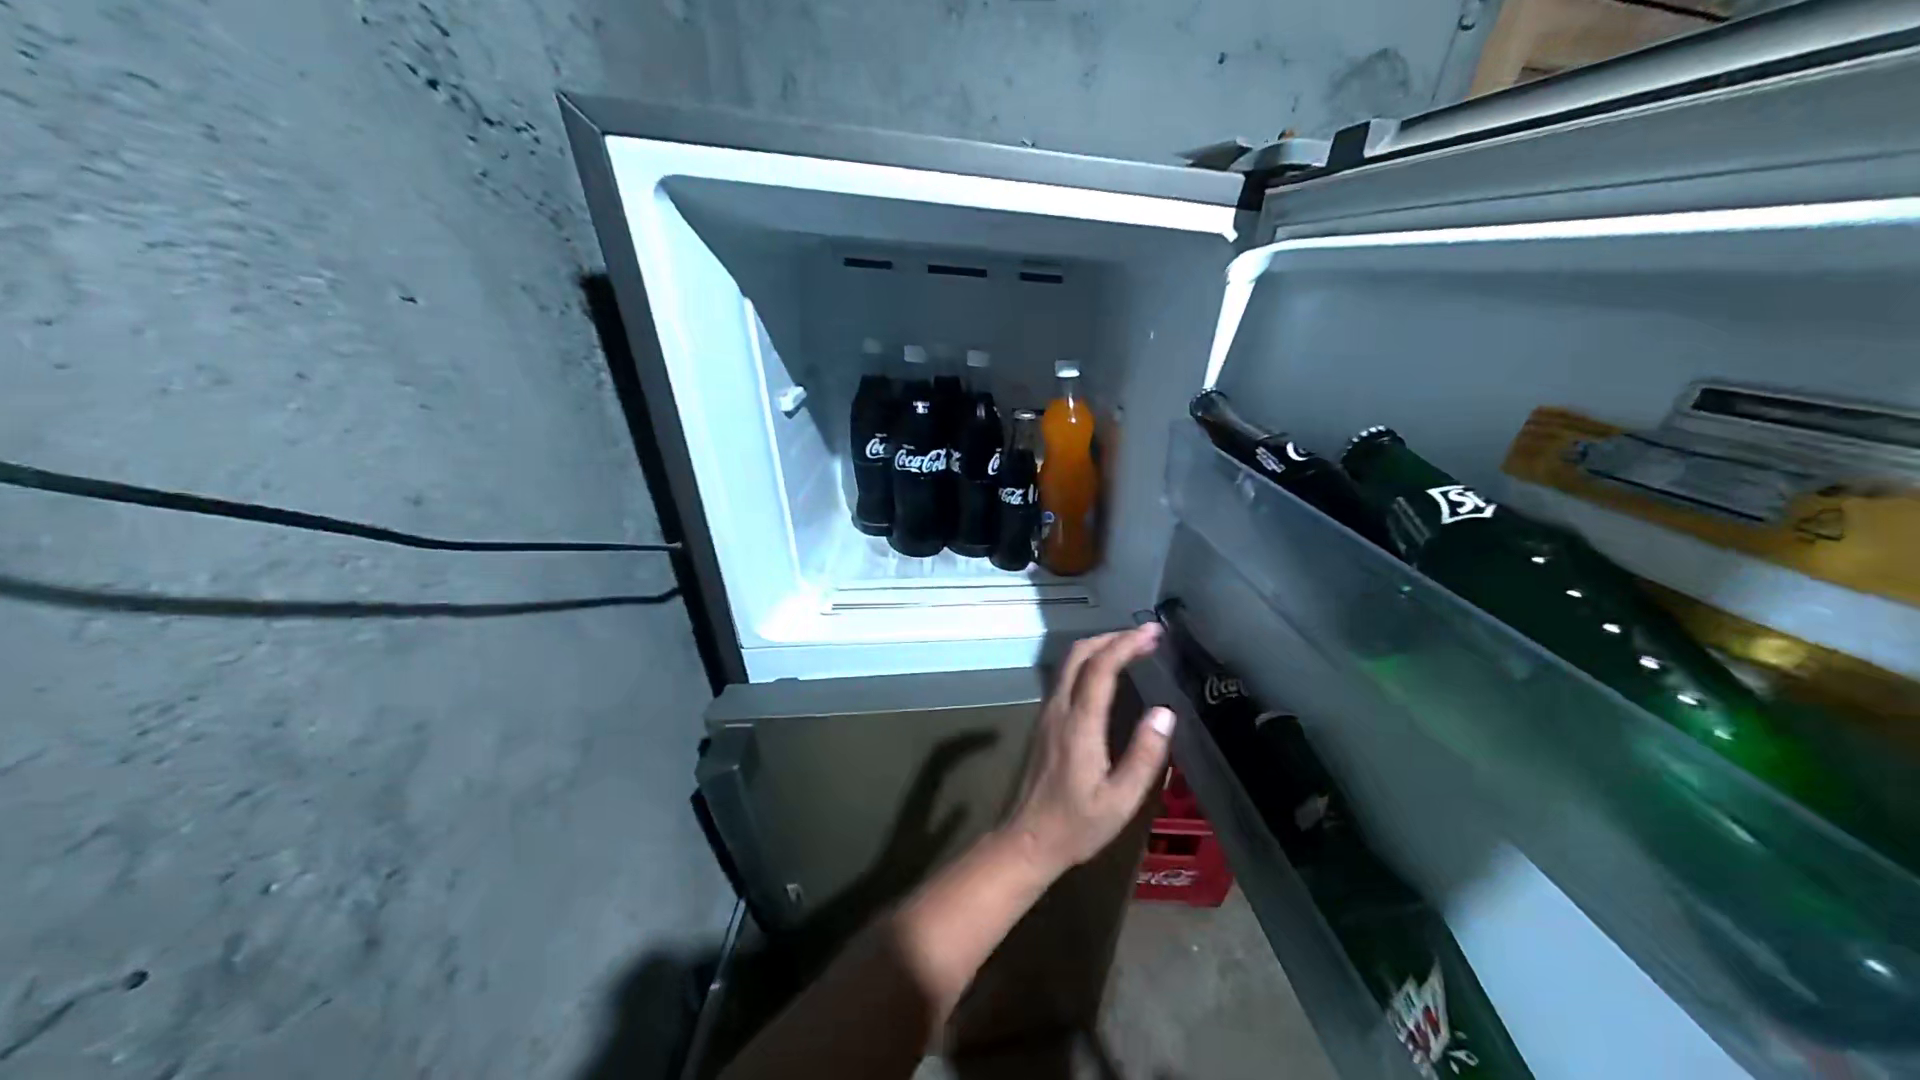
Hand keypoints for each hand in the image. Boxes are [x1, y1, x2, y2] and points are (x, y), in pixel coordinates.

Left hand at [999, 624, 1177, 878]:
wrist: (1027, 839)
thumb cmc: (1076, 825)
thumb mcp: (1120, 800)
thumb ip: (1144, 756)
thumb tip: (1165, 713)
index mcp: (1079, 724)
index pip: (1100, 668)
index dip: (1126, 643)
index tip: (1153, 632)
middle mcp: (1058, 710)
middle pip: (1078, 655)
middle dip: (1112, 637)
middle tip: (1145, 636)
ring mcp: (1047, 714)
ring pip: (1068, 664)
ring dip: (1099, 648)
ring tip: (1131, 649)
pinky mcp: (1044, 723)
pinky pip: (1065, 678)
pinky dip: (1088, 664)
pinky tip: (1107, 676)